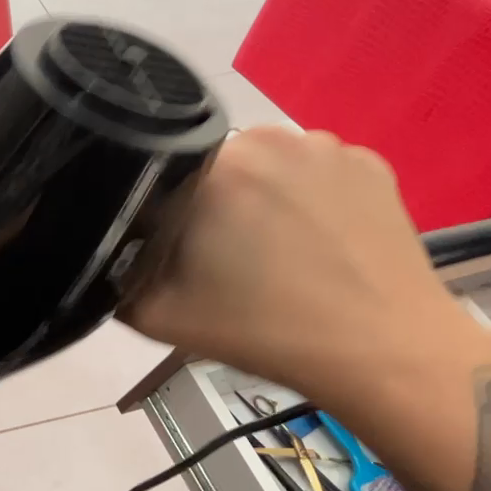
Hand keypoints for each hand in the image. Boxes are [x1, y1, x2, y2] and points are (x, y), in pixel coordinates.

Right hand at [121, 127, 490, 409]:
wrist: (382, 352)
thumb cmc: (260, 331)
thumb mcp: (152, 314)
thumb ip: (111, 274)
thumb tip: (107, 249)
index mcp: (207, 169)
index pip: (151, 178)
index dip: (147, 214)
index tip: (158, 250)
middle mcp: (263, 139)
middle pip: (204, 164)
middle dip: (200, 200)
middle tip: (210, 253)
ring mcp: (325, 146)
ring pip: (258, 163)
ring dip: (250, 194)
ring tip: (263, 247)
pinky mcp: (370, 162)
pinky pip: (310, 169)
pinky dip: (300, 196)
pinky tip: (307, 238)